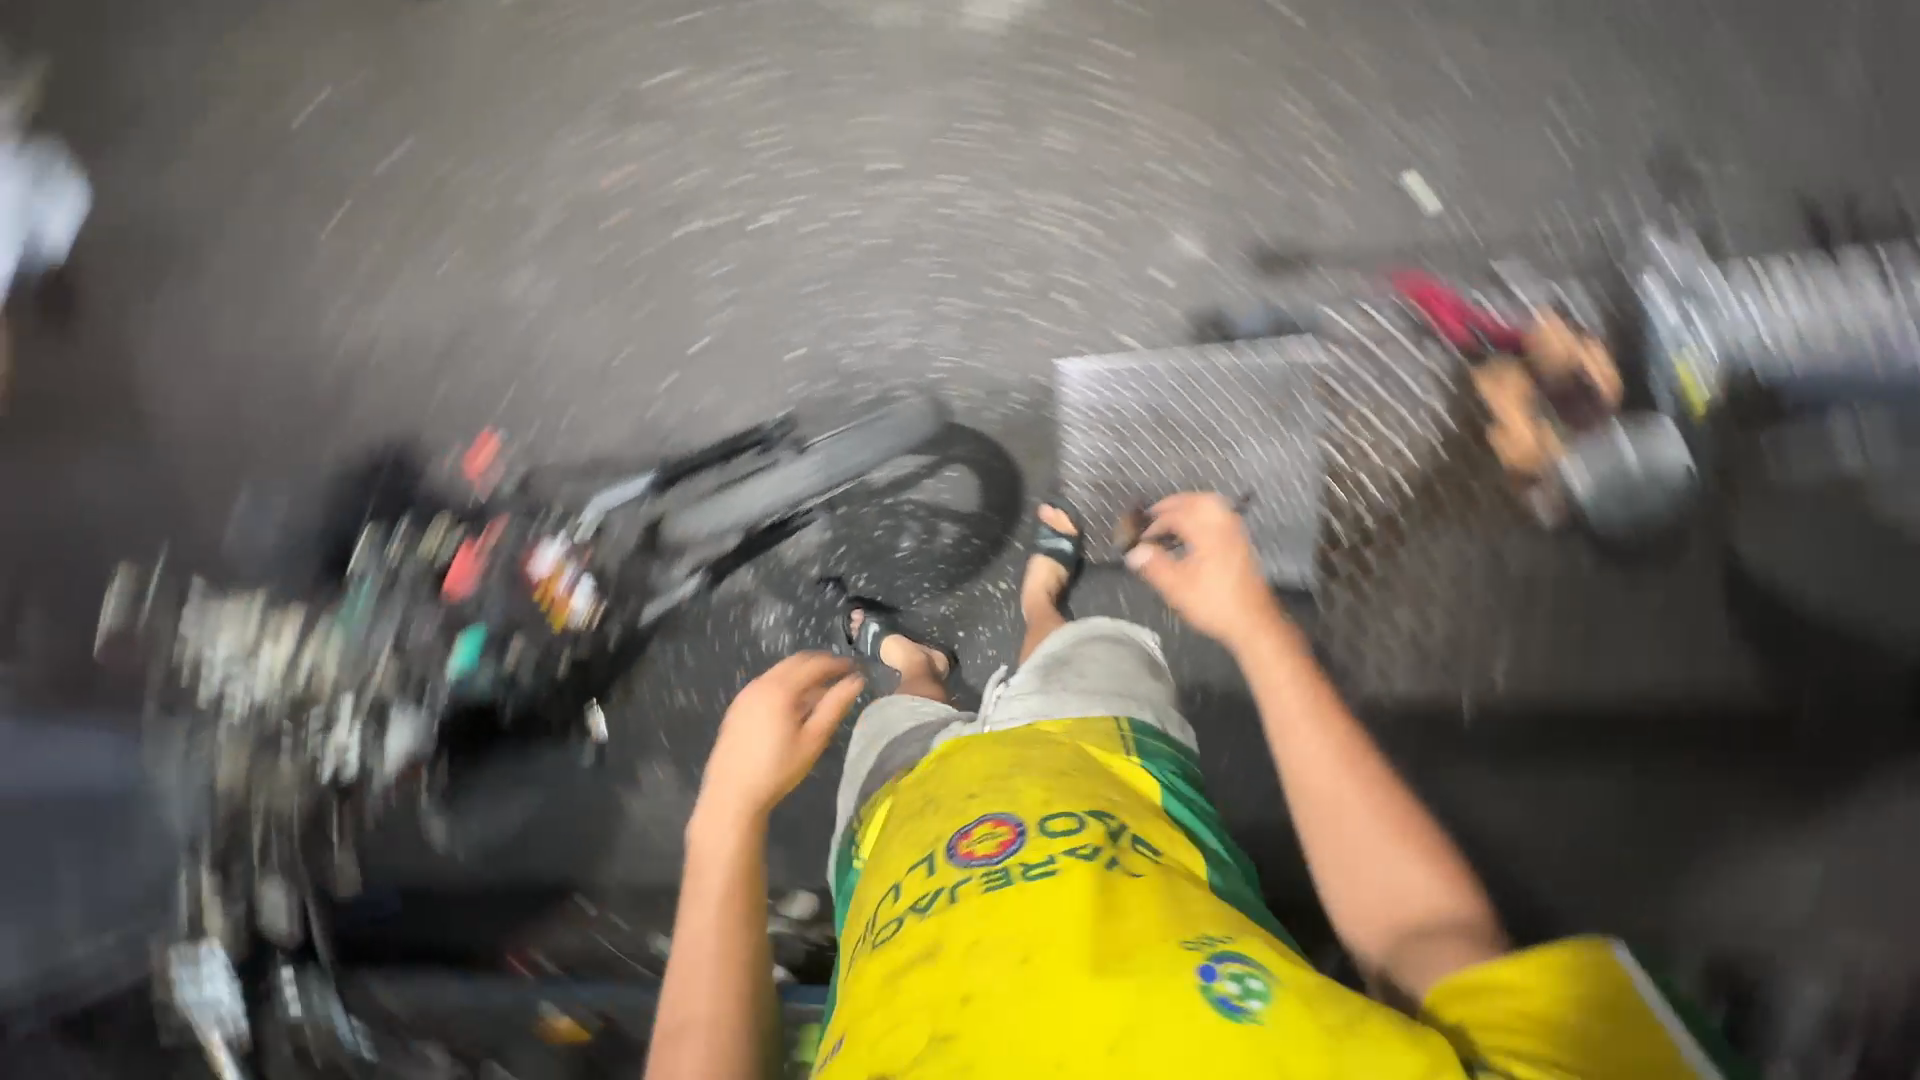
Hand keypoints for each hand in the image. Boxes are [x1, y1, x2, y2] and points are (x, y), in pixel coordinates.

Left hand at [695, 653, 865, 826]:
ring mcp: (746, 694)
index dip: (837, 664)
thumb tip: (856, 682)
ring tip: (821, 693)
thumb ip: (835, 706)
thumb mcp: (813, 739)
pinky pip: (767, 685)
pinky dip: (786, 685)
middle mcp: (761, 684)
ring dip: (802, 675)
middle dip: (820, 664)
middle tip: (840, 674)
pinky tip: (795, 707)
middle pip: (795, 662)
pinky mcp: (738, 707)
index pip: (815, 664)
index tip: (855, 668)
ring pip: (780, 672)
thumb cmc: (778, 769)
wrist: (732, 794)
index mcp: (781, 689)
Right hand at [1125, 492, 1290, 651]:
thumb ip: (1154, 566)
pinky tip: (1196, 532)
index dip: (1157, 523)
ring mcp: (1236, 536)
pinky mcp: (1242, 545)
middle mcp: (1224, 529)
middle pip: (1200, 501)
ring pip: (1215, 507)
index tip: (1144, 536)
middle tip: (1158, 511)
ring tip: (1175, 517)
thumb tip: (1135, 552)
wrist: (1253, 622)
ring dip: (1192, 507)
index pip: (1178, 516)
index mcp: (1208, 535)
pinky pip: (1223, 518)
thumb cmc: (1215, 605)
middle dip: (1176, 503)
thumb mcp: (1177, 588)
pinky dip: (1205, 517)